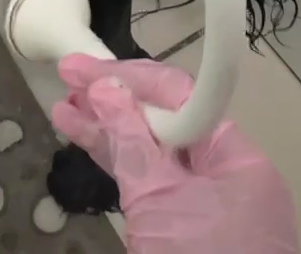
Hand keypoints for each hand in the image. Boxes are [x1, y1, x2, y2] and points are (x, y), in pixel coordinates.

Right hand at [51, 55, 299, 253]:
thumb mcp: (159, 200)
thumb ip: (131, 141)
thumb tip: (107, 88)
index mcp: (238, 160)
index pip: (180, 97)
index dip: (129, 77)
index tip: (84, 69)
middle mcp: (226, 176)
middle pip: (165, 121)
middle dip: (113, 100)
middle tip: (66, 78)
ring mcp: (205, 207)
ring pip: (152, 153)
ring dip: (107, 130)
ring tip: (62, 109)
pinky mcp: (184, 232)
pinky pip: (150, 185)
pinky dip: (118, 164)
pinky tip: (82, 141)